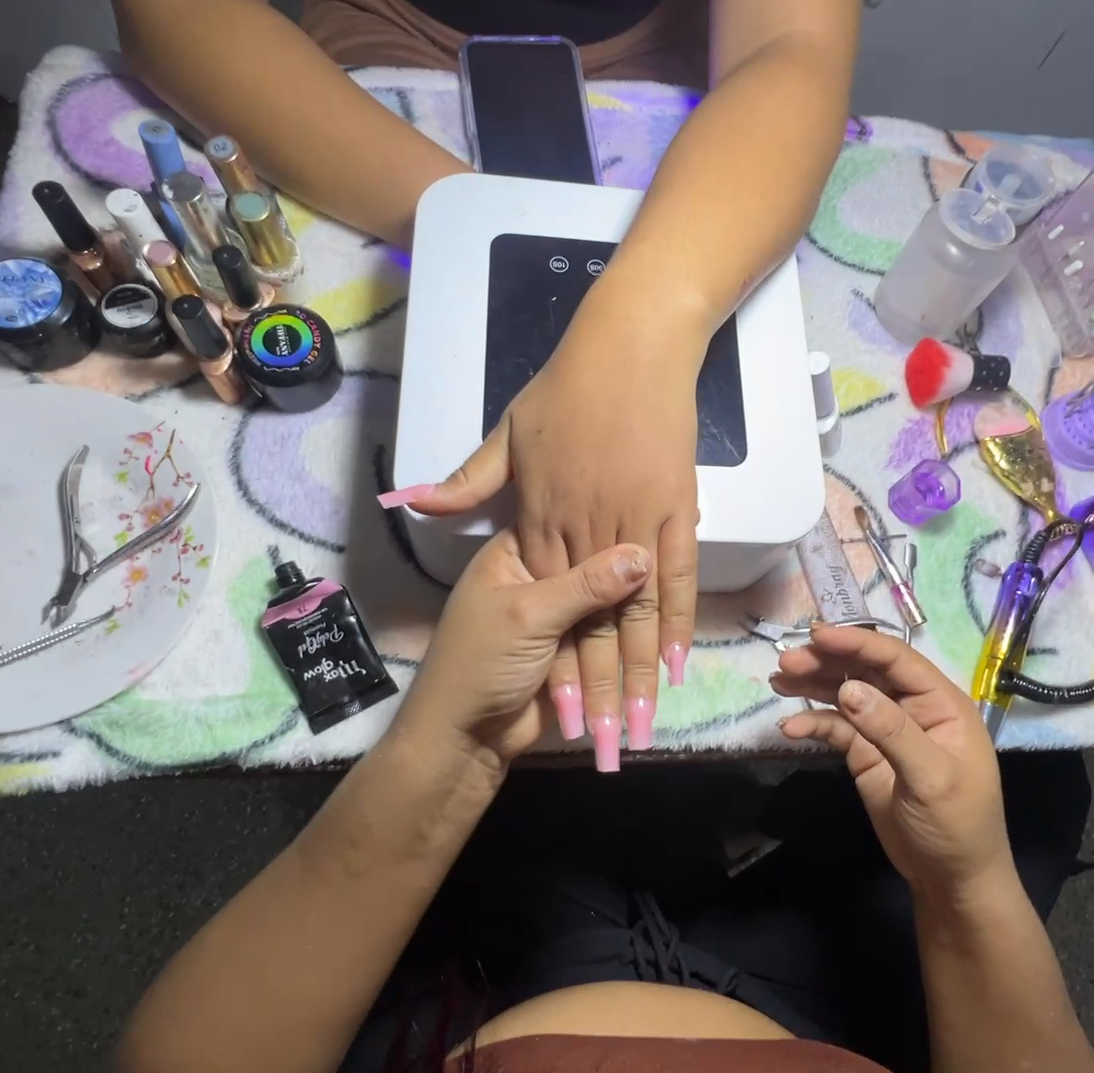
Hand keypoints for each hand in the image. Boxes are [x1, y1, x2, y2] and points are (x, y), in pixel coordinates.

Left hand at [394, 528, 651, 772]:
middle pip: (596, 569)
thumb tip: (644, 554)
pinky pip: (608, 641)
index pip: (573, 525)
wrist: (464, 737)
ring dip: (634, 624)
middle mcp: (539, 575)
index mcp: (517, 552)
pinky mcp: (572, 650)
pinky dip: (629, 649)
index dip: (614, 526)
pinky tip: (663, 645)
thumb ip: (587, 584)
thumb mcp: (531, 615)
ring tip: (670, 619)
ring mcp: (556, 614)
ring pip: (606, 609)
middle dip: (631, 580)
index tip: (658, 524)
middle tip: (674, 574)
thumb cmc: (482, 662)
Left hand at [407, 290, 702, 765]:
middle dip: (600, 691)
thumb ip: (470, 480)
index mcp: (541, 520)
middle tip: (605, 745)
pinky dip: (674, 621)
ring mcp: (631, 521)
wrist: (626, 348)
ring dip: (638, 675)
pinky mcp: (671, 511)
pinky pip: (675, 577)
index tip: (553, 717)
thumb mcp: (508, 436)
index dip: (556, 663)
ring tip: (642, 727)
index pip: (545, 609)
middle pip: (591, 624)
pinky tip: (677, 663)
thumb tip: (416, 503)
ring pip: (631, 615)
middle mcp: (584, 531)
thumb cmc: (564, 394)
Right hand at [771, 626, 1012, 899]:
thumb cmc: (957, 826)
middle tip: (787, 662)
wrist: (951, 880)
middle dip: (826, 662)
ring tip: (777, 680)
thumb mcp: (931, 778)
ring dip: (812, 686)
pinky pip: (835, 727)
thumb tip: (847, 689)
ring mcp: (886, 729)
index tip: (818, 635)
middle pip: (864, 671)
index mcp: (940, 703)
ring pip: (845, 693)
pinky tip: (790, 729)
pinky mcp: (866, 752)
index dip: (857, 643)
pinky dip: (812, 724)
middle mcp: (912, 707)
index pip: (896, 659)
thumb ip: (891, 730)